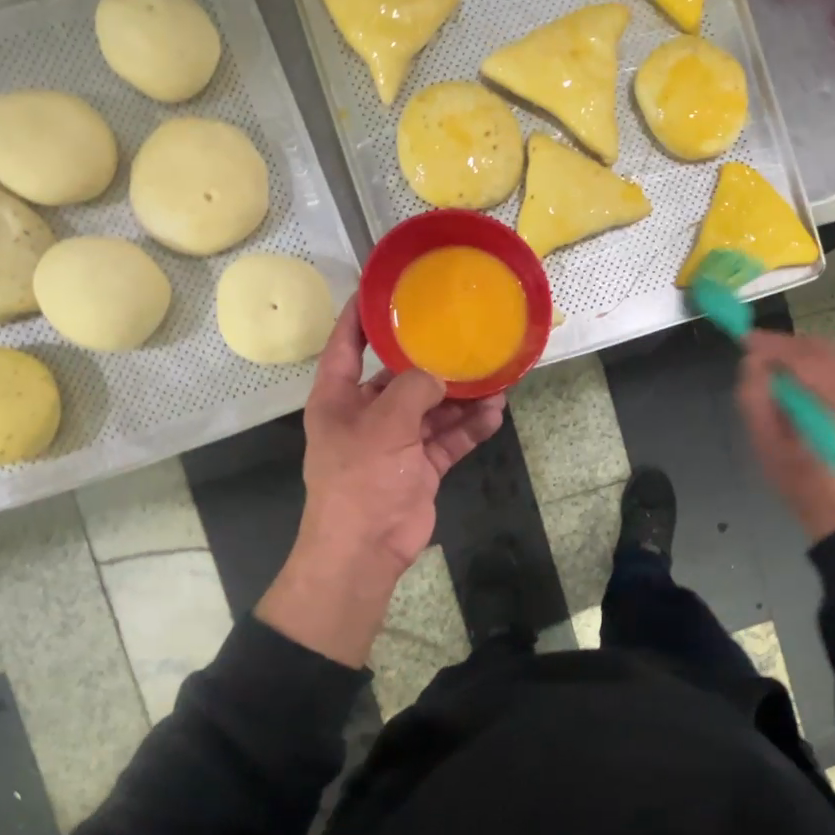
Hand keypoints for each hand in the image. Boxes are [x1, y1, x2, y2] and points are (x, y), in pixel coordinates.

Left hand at [256, 301, 506, 666]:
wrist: (365, 546)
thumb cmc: (360, 478)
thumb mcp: (383, 423)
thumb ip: (413, 389)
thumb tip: (438, 376)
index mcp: (338, 398)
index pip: (347, 345)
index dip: (361, 315)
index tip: (384, 287)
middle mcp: (366, 415)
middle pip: (401, 378)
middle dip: (434, 363)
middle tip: (468, 340)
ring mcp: (396, 443)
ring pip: (433, 410)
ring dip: (462, 398)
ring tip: (496, 379)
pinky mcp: (420, 468)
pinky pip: (448, 440)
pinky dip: (469, 428)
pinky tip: (495, 414)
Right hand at [738, 330, 834, 542]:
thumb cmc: (801, 481)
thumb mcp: (766, 442)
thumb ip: (755, 395)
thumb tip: (752, 360)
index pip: (799, 353)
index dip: (769, 343)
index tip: (743, 338)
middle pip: (816, 348)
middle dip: (783, 348)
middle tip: (754, 356)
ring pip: (827, 355)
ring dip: (798, 358)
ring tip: (771, 372)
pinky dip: (813, 369)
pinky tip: (794, 385)